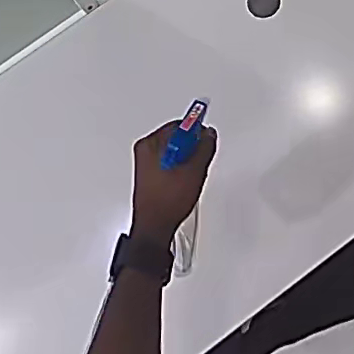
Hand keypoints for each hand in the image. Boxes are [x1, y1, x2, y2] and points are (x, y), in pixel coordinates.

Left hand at [130, 119, 216, 244]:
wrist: (154, 228)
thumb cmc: (166, 202)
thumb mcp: (194, 171)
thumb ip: (204, 148)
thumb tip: (209, 134)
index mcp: (150, 145)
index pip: (178, 125)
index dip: (196, 131)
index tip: (206, 137)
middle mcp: (145, 151)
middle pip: (176, 138)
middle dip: (190, 149)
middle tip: (198, 163)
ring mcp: (145, 163)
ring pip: (174, 151)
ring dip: (186, 160)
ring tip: (189, 177)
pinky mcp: (149, 174)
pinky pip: (169, 162)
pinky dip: (179, 169)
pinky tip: (184, 183)